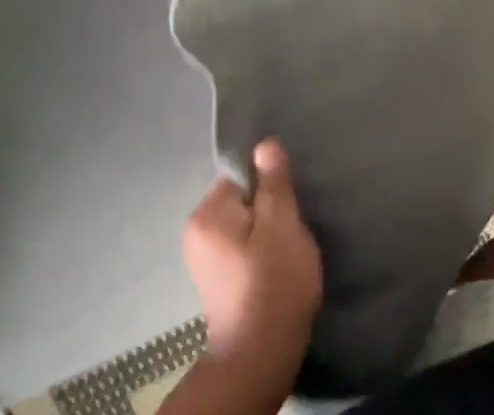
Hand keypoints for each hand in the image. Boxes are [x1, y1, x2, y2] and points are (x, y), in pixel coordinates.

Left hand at [184, 139, 322, 367]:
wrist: (261, 350)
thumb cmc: (274, 281)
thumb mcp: (282, 225)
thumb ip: (273, 184)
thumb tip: (265, 144)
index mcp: (207, 215)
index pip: (239, 175)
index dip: (269, 182)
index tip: (292, 196)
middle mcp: (196, 232)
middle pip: (240, 197)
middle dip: (269, 205)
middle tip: (297, 220)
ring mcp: (204, 257)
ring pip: (244, 222)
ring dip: (268, 226)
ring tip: (291, 241)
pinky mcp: (218, 276)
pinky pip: (242, 243)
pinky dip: (261, 246)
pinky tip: (279, 260)